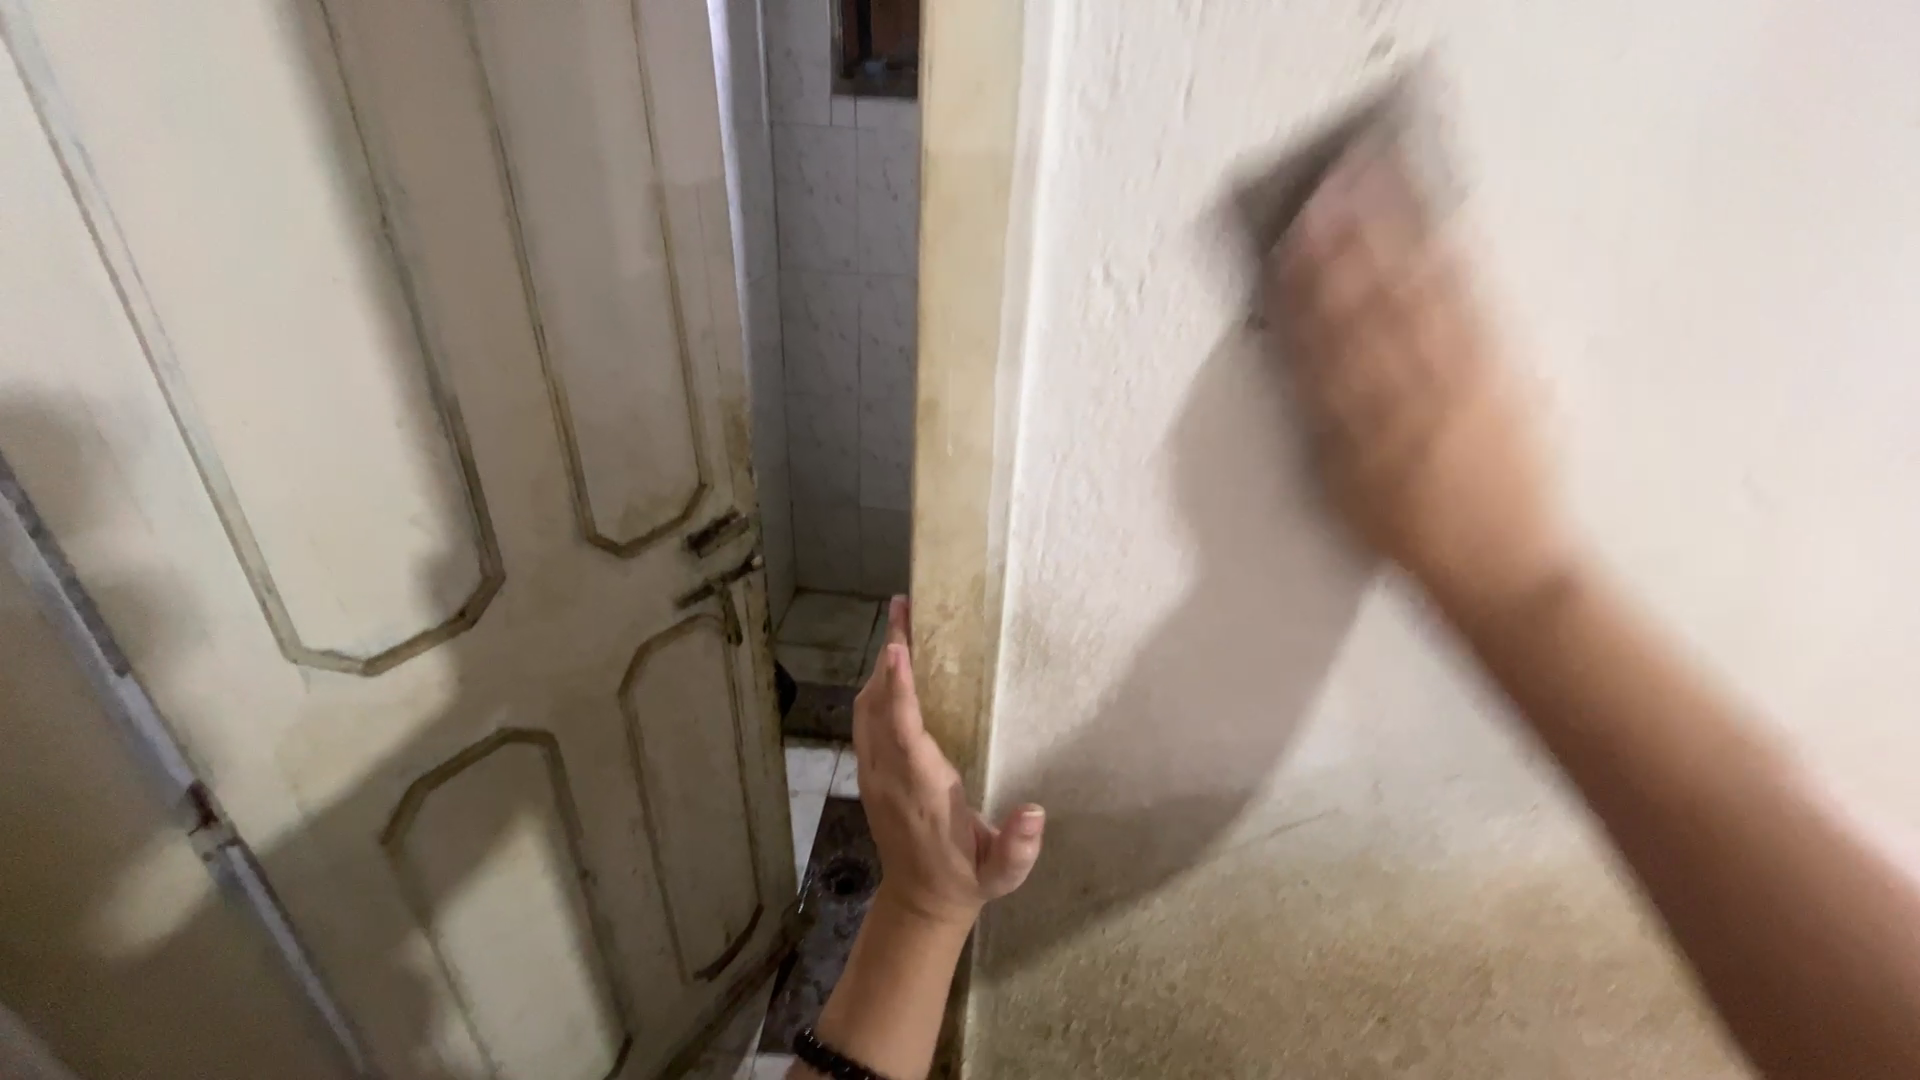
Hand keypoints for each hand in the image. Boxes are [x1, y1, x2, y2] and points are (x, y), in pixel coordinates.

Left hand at [853, 597, 1044, 927]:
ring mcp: (873, 773)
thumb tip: (1035, 812)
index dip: (900, 689)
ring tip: (901, 623)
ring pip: (865, 709)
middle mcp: (889, 776)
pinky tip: (893, 666)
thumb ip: (1018, 848)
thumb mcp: (1002, 874)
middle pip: (876, 706)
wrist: (921, 900)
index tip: (897, 648)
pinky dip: (876, 686)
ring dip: (879, 666)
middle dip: (886, 656)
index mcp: (922, 792)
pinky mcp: (869, 771)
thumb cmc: (967, 877)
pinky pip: (865, 719)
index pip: (904, 732)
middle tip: (903, 607)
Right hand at [1267, 135, 1575, 614]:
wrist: (1499, 565)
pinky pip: (1476, 314)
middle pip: (1366, 308)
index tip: (1285, 246)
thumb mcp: (1337, 495)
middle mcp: (1405, 397)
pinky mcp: (1503, 378)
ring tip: (1376, 189)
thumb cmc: (1407, 538)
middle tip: (1326, 191)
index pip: (1321, 344)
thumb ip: (1319, 433)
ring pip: (1418, 298)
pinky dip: (1455, 269)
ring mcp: (1460, 383)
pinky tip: (1440, 233)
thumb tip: (1299, 376)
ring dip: (1393, 239)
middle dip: (1343, 245)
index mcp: (1357, 429)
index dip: (1302, 290)